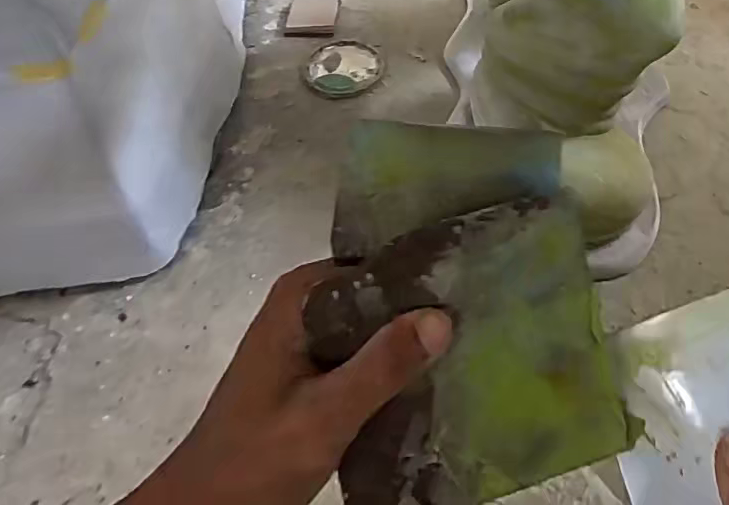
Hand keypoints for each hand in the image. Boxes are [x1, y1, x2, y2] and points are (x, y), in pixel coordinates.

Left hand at [124, 259, 452, 504]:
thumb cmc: (250, 464)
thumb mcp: (321, 418)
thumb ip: (380, 367)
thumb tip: (444, 317)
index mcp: (304, 293)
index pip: (379, 263)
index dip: (424, 272)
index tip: (469, 282)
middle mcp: (310, 303)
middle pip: (381, 291)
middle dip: (423, 305)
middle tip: (477, 313)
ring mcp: (313, 336)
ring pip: (378, 322)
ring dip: (412, 336)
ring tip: (467, 339)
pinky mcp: (318, 369)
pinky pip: (369, 350)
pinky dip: (395, 361)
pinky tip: (432, 374)